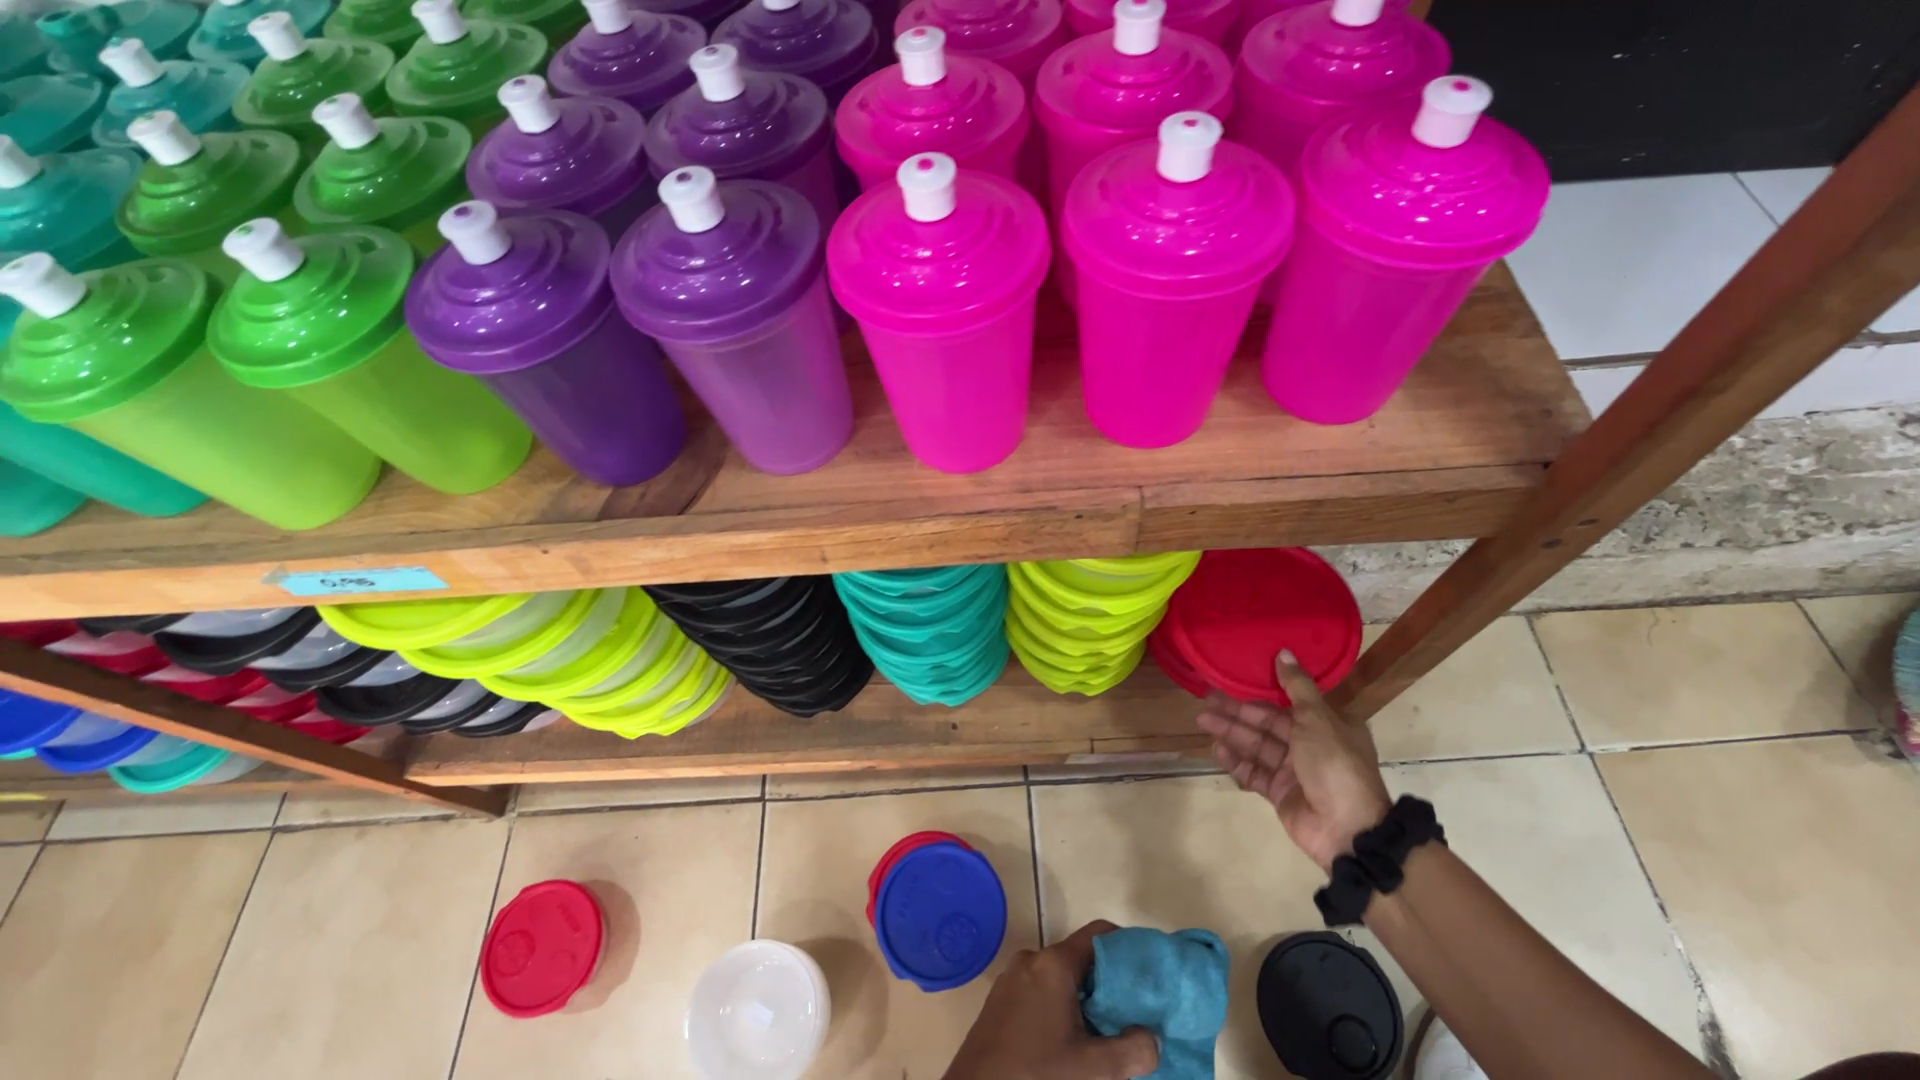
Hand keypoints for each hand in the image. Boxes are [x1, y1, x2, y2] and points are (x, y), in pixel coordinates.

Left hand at [942, 920, 1159, 1079]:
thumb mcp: (1093, 1070)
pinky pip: (1042, 990)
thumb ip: (1134, 1051)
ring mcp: (1012, 979)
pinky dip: (1064, 1007)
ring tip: (1108, 1032)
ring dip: (1087, 1000)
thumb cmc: (1035, 1073)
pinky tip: (1074, 1040)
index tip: (1151, 977)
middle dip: (1110, 984)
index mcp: (1054, 963)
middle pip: (1083, 958)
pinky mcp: (1001, 1000)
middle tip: (1135, 1014)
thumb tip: (1151, 1037)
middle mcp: (1032, 960)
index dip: (1130, 950)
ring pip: (1062, 977)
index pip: (1101, 935)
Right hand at [1197, 650, 1392, 871]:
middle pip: (1268, 724)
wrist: (1347, 828)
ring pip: (1258, 746)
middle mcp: (1310, 745)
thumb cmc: (1335, 765)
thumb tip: (1283, 652)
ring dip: (1232, 733)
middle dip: (1237, 712)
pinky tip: (1217, 749)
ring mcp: (1294, 771)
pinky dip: (1236, 761)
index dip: (1259, 691)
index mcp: (1327, 725)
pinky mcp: (1280, 793)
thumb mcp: (1318, 719)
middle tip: (1206, 700)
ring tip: (1204, 721)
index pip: (1288, 703)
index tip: (1232, 681)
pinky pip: (1254, 772)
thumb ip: (1297, 687)